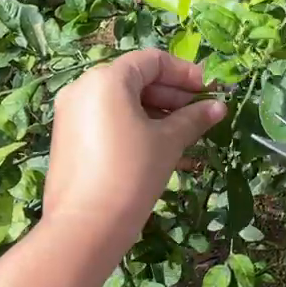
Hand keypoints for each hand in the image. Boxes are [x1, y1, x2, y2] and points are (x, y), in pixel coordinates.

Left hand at [43, 51, 226, 251]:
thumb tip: (218, 106)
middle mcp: (83, 88)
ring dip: (155, 113)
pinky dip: (132, 127)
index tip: (208, 91)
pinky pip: (106, 121)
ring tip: (184, 134)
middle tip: (200, 113)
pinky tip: (158, 147)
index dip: (184, 73)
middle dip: (170, 95)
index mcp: (106, 79)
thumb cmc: (131, 174)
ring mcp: (70, 114)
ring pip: (120, 103)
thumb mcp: (167, 142)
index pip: (151, 61)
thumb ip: (193, 119)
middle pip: (134, 80)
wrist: (86, 226)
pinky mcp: (67, 138)